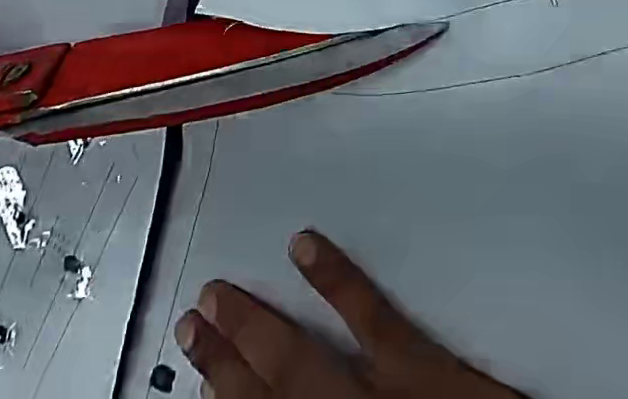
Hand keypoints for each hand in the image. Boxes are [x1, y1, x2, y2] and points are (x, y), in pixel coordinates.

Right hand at [176, 231, 524, 398]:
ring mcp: (387, 397)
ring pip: (303, 359)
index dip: (225, 397)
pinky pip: (375, 317)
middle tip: (197, 318)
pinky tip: (304, 245)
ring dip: (256, 324)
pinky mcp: (430, 371)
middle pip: (272, 389)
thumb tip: (304, 398)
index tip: (197, 380)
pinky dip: (336, 280)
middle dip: (227, 357)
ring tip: (221, 292)